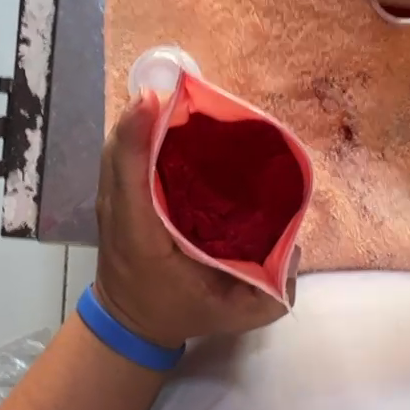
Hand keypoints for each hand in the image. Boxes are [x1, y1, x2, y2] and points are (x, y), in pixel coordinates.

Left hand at [94, 90, 291, 350]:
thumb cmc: (180, 313)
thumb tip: (294, 246)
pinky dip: (141, 131)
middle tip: (184, 87)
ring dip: (143, 118)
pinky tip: (171, 118)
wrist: (132, 323)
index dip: (137, 138)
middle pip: (121, 153)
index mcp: (142, 241)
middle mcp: (121, 214)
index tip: (155, 99)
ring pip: (120, 149)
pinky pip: (125, 155)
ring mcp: (114, 203)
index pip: (131, 184)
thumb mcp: (233, 316)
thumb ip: (270, 294)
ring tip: (181, 95)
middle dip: (146, 115)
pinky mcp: (119, 196)